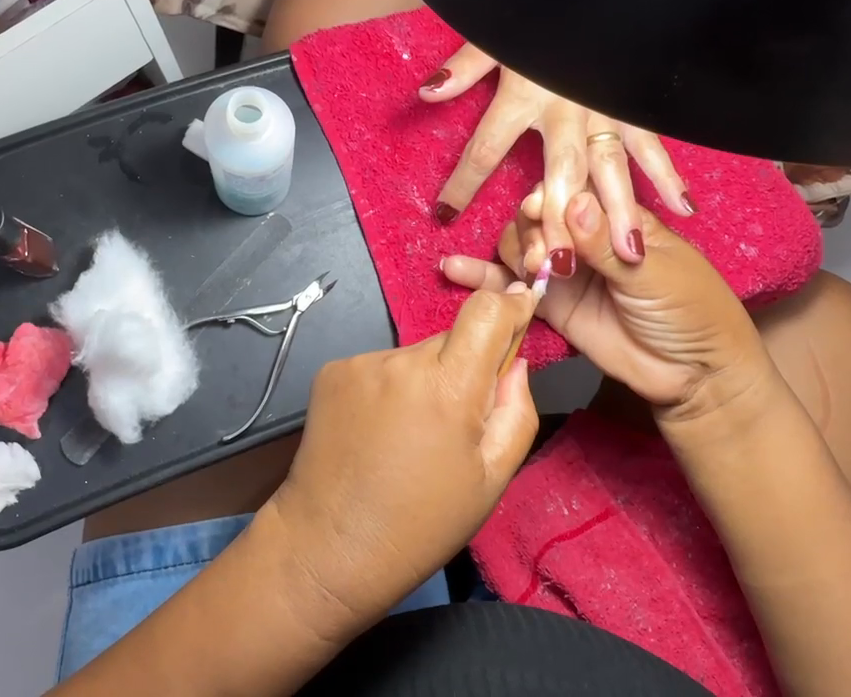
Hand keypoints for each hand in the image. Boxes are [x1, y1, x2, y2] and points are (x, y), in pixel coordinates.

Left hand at [261, 287, 539, 634]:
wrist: (330, 543)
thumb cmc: (422, 521)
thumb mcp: (492, 478)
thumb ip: (516, 410)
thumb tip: (516, 361)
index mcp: (449, 386)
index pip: (487, 311)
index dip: (509, 307)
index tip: (520, 312)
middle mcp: (401, 361)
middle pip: (450, 339)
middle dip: (463, 366)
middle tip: (455, 419)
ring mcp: (361, 362)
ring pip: (413, 355)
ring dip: (423, 380)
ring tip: (409, 434)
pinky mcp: (331, 370)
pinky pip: (379, 367)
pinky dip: (388, 387)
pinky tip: (378, 430)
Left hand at [422, 44, 694, 271]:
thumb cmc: (533, 10)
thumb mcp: (492, 34)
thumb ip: (464, 68)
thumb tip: (426, 93)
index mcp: (524, 94)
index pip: (487, 147)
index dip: (464, 182)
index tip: (445, 216)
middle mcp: (567, 108)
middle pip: (562, 171)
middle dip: (561, 219)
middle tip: (559, 265)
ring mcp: (605, 108)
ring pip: (613, 166)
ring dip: (620, 211)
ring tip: (627, 254)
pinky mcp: (634, 103)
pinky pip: (653, 142)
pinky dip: (668, 173)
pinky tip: (685, 209)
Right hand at [441, 187, 767, 419]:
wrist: (695, 375)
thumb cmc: (693, 311)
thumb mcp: (657, 273)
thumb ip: (607, 244)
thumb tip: (574, 204)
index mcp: (615, 217)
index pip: (571, 193)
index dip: (552, 199)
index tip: (544, 211)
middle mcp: (582, 236)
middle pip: (537, 215)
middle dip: (532, 229)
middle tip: (544, 259)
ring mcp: (563, 269)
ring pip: (518, 244)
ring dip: (513, 251)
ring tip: (529, 273)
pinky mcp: (549, 304)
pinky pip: (509, 286)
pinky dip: (479, 277)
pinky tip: (451, 268)